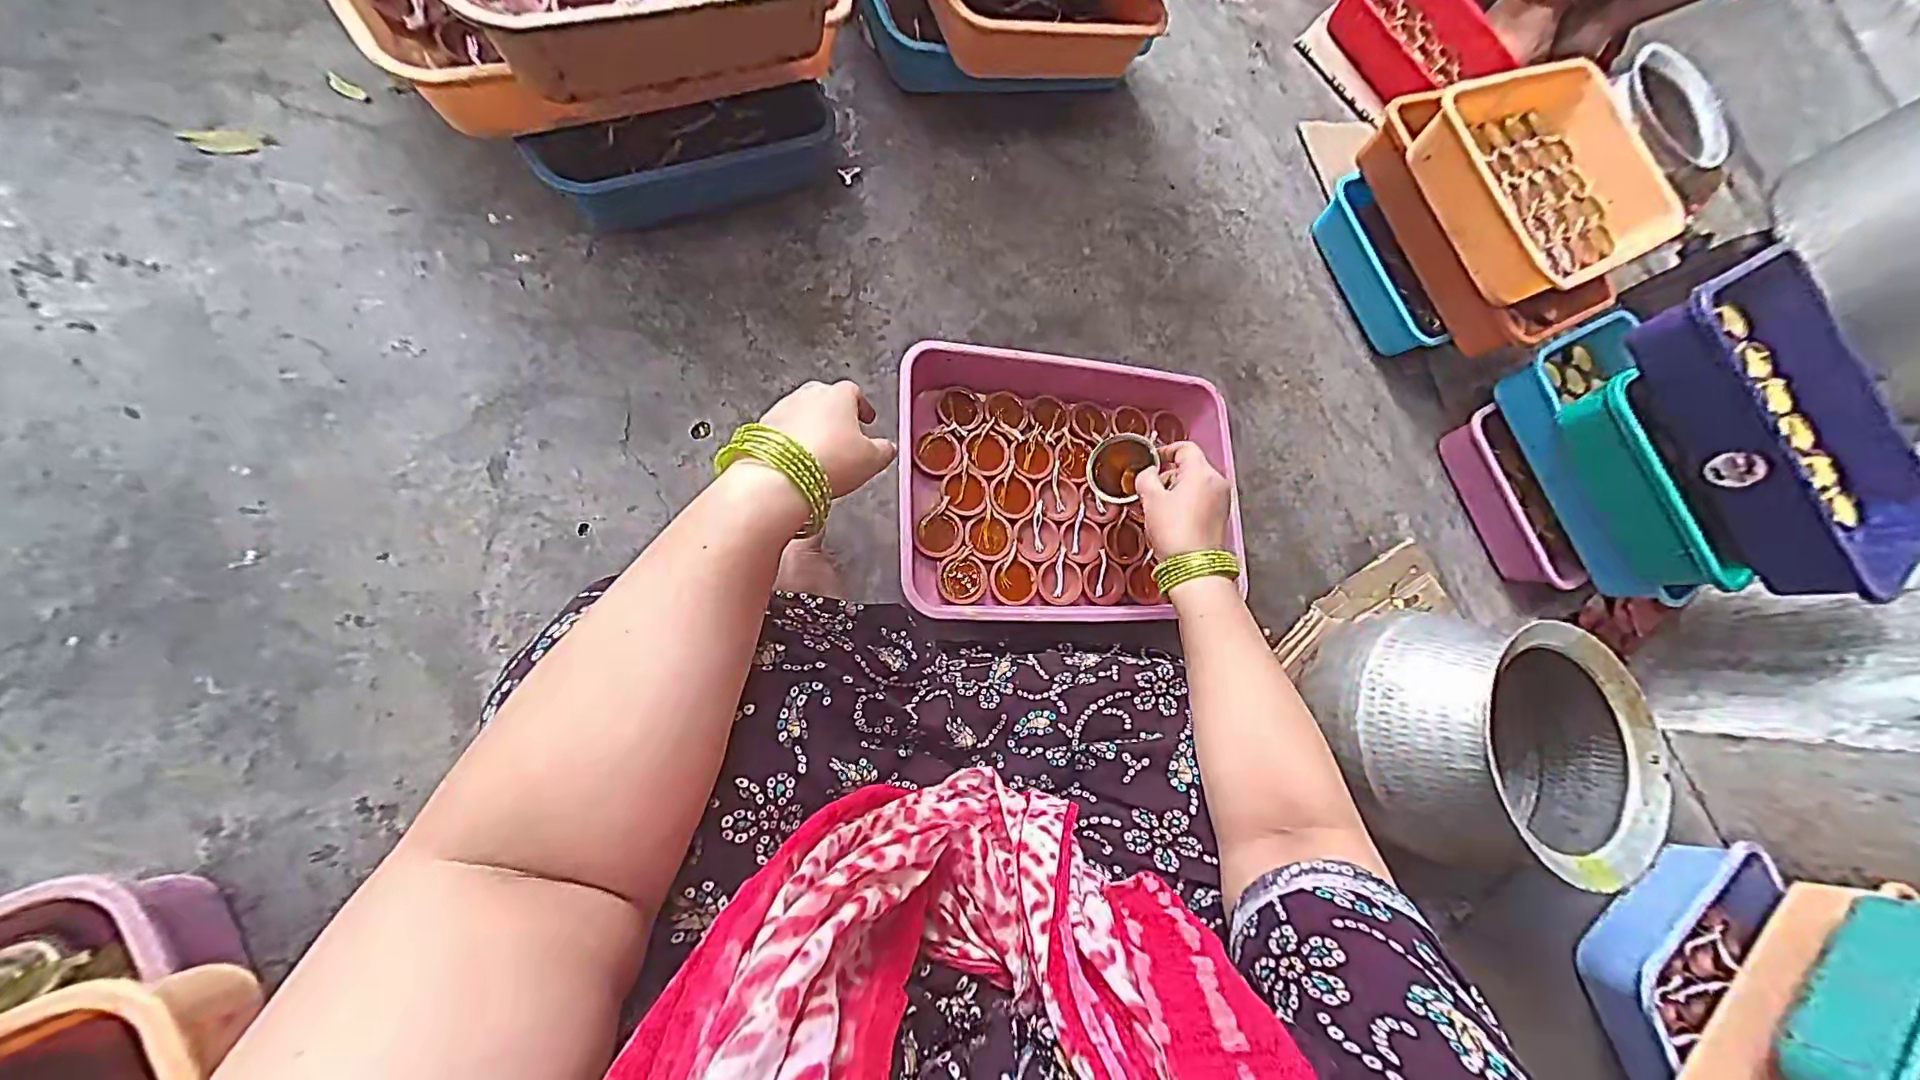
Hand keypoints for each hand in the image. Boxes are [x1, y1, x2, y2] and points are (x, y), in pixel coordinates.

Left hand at [757, 380, 897, 497]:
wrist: (782, 475)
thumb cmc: (829, 461)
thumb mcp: (872, 460)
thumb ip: (884, 450)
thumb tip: (888, 448)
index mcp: (839, 395)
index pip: (855, 393)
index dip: (863, 407)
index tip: (867, 418)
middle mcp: (809, 394)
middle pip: (826, 399)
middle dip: (836, 415)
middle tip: (844, 435)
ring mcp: (783, 408)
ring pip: (802, 413)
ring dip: (812, 427)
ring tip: (821, 452)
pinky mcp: (763, 426)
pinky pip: (783, 430)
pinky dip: (792, 440)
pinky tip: (799, 459)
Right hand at [1135, 442, 1231, 557]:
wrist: (1193, 565)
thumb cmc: (1175, 532)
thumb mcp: (1150, 499)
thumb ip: (1146, 477)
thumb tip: (1148, 473)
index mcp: (1201, 472)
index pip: (1185, 448)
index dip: (1165, 450)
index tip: (1154, 459)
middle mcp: (1216, 482)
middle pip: (1190, 466)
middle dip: (1168, 475)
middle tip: (1150, 490)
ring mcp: (1221, 499)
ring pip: (1195, 483)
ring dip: (1176, 490)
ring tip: (1159, 507)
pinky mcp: (1220, 515)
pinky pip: (1201, 499)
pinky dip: (1185, 502)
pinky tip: (1171, 518)